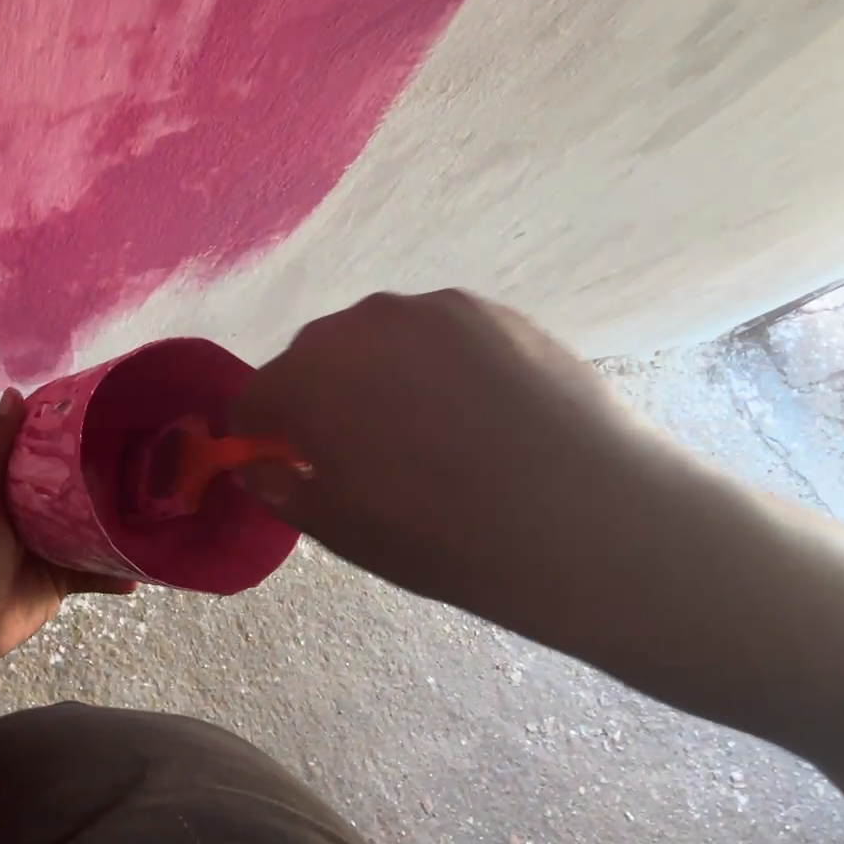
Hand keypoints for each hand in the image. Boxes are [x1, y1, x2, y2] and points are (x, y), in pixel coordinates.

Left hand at [0, 388, 135, 679]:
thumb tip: (15, 392)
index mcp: (13, 483)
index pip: (48, 447)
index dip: (74, 429)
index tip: (113, 408)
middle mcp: (36, 509)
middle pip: (79, 486)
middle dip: (110, 476)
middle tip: (154, 460)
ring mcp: (52, 545)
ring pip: (94, 528)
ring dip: (120, 524)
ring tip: (159, 510)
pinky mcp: (63, 580)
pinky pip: (98, 572)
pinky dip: (119, 571)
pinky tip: (147, 567)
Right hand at [230, 289, 693, 645]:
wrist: (589, 520)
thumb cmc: (441, 534)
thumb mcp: (339, 528)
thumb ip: (278, 487)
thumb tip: (256, 464)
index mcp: (306, 378)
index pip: (255, 398)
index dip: (260, 434)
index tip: (283, 463)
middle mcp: (356, 325)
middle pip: (311, 360)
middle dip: (315, 398)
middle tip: (354, 450)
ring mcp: (427, 309)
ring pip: (372, 341)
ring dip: (373, 375)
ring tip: (419, 427)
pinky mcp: (489, 308)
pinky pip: (431, 333)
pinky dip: (429, 363)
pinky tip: (468, 409)